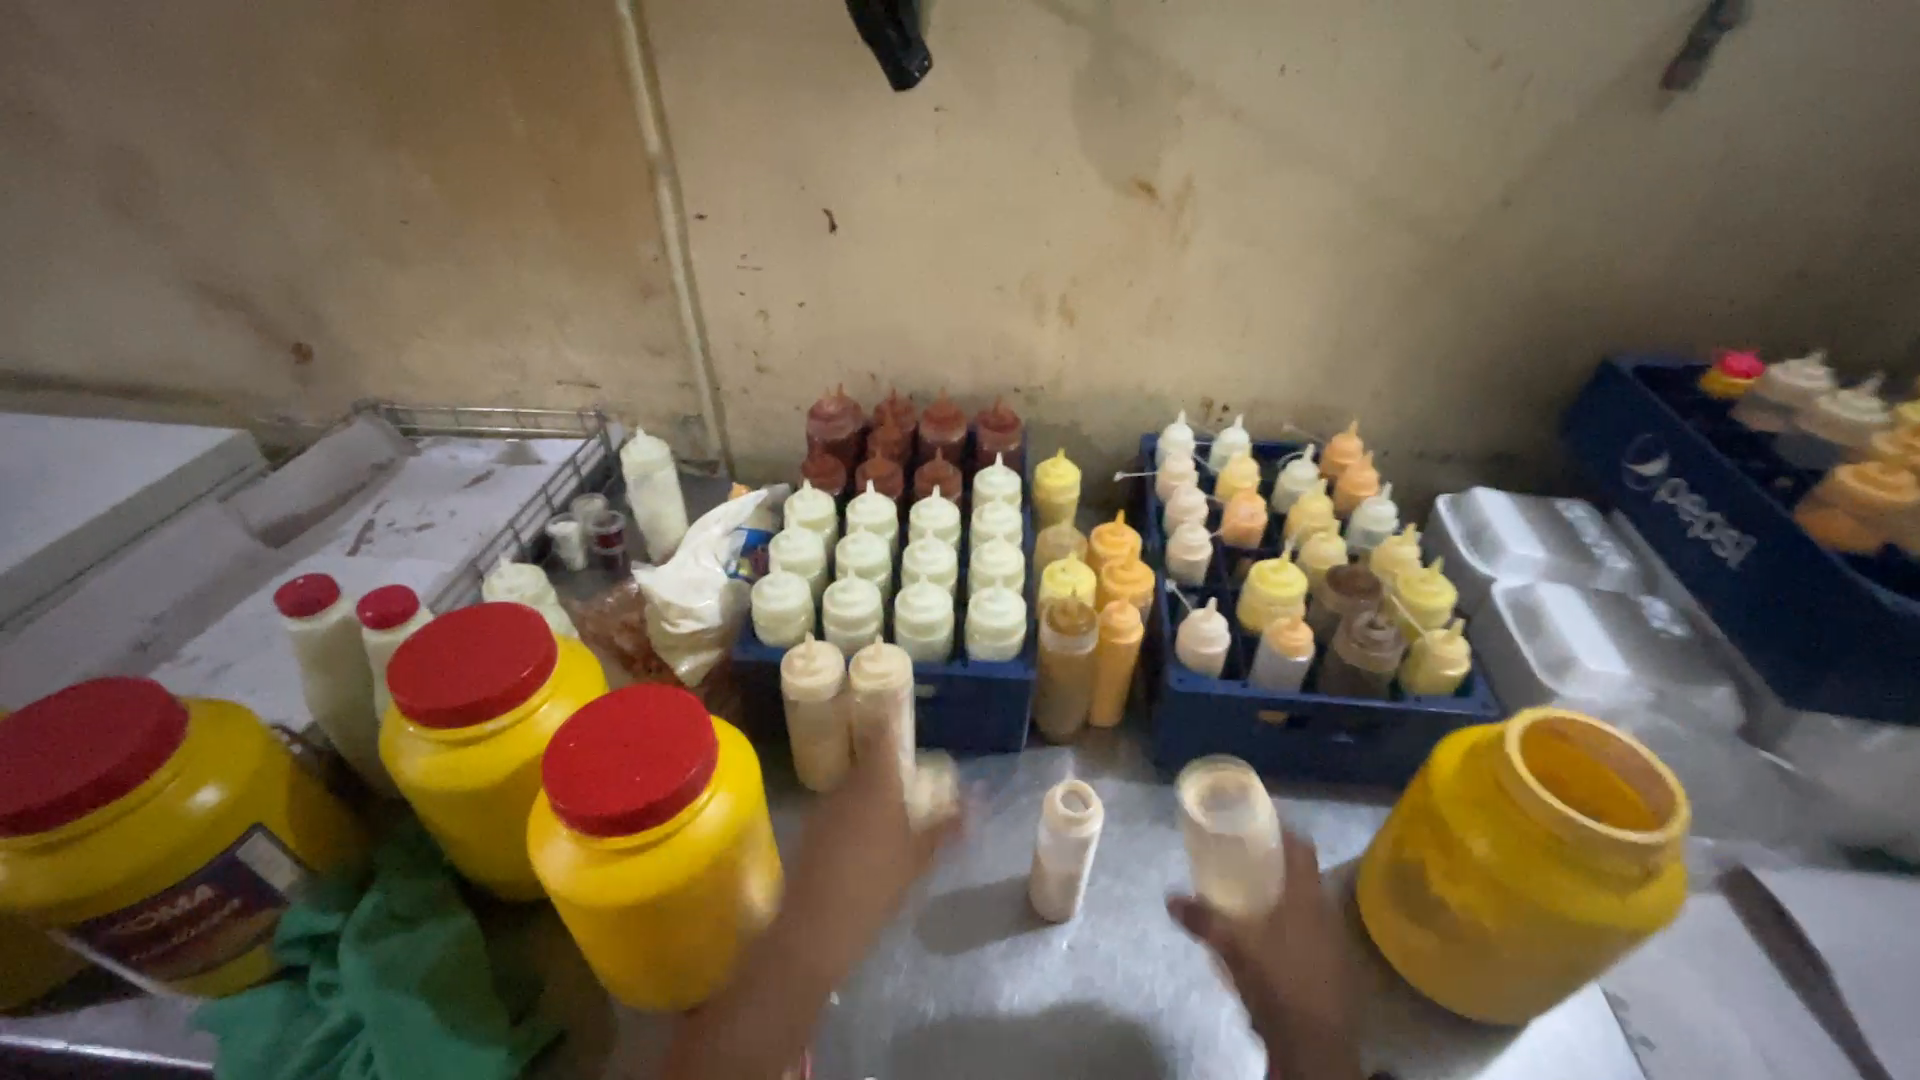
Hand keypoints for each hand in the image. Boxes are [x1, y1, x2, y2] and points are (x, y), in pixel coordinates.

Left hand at [779, 718, 965, 974]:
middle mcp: (846, 786)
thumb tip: (978, 796)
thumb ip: (948, 823)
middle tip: (909, 771)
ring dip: (870, 791)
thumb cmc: (876, 887)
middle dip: (887, 763)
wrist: (815, 929)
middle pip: (868, 762)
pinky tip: (865, 840)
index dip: (890, 715)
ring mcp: (823, 808)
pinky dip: (854, 815)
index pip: (883, 734)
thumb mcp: (920, 856)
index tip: (899, 702)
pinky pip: (838, 811)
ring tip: (892, 810)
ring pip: (852, 787)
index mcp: (876, 783)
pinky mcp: (809, 831)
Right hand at [1168, 832, 1361, 1079]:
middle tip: (1244, 859)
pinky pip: (1311, 932)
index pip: (1302, 846)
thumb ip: (1203, 919)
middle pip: (1303, 874)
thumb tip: (1170, 898)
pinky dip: (1290, 926)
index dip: (1282, 829)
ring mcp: (1334, 942)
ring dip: (1283, 896)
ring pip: (1307, 904)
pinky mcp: (1334, 968)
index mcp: (1306, 897)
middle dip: (1276, 865)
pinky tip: (1268, 939)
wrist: (1315, 1045)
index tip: (1257, 823)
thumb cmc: (1277, 982)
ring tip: (1251, 897)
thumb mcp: (1233, 948)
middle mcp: (1325, 912)